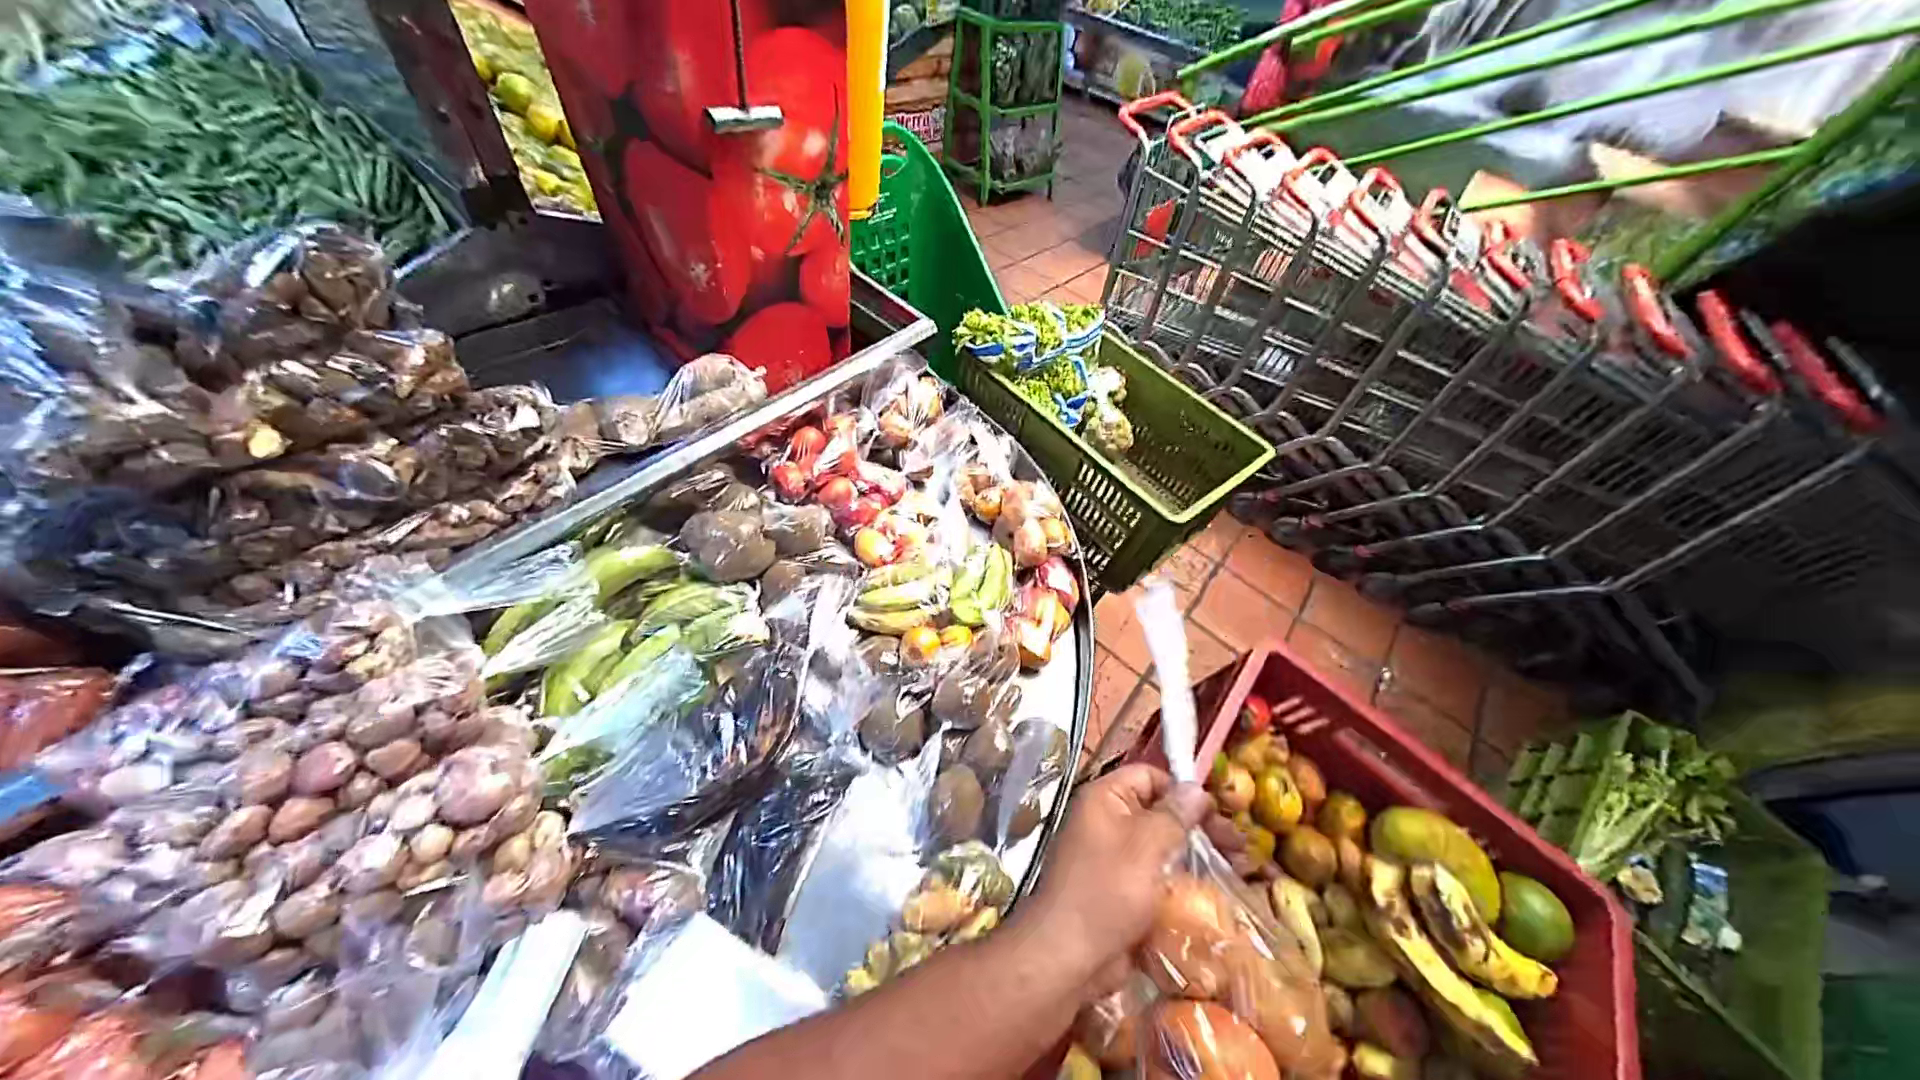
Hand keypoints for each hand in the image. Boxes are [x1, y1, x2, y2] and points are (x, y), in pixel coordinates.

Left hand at [1017, 764, 1238, 991]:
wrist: (1069, 956)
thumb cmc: (1106, 890)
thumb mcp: (1145, 845)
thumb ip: (1174, 815)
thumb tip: (1196, 788)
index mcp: (1104, 799)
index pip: (1148, 776)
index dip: (1182, 789)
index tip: (1217, 813)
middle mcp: (1106, 821)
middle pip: (1159, 812)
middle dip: (1198, 826)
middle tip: (1239, 848)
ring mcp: (1114, 858)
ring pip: (1162, 846)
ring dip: (1196, 856)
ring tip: (1237, 870)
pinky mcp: (1123, 891)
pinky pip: (1157, 877)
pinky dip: (1182, 882)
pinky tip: (1213, 896)